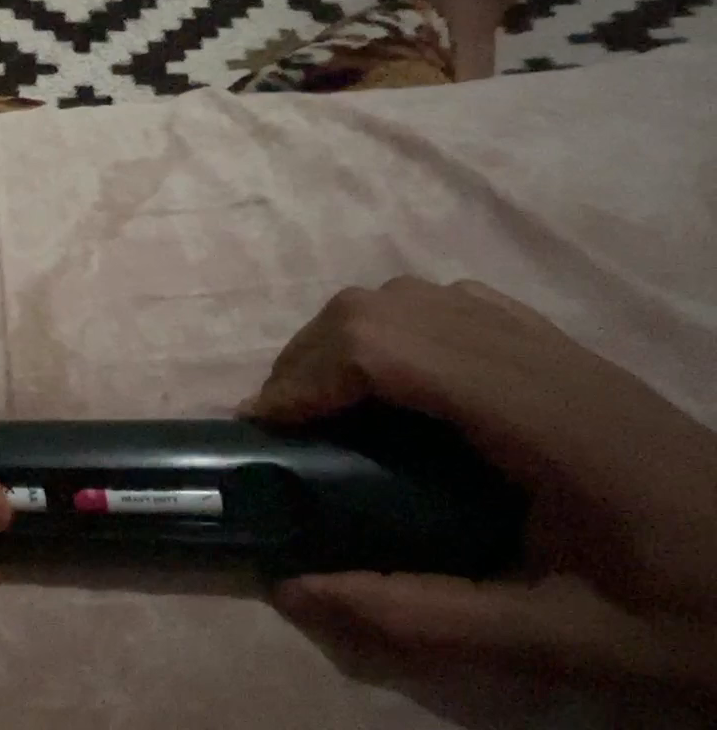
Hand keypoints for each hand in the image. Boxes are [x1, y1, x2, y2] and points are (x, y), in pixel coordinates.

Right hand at [244, 278, 716, 698]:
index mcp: (544, 421)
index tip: (267, 429)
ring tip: (329, 403)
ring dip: (343, 338)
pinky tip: (396, 384)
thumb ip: (422, 620)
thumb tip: (289, 591)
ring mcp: (554, 347)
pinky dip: (391, 327)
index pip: (386, 349)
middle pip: (380, 308)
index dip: (306, 377)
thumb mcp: (568, 646)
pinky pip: (444, 303)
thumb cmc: (697, 620)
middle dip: (308, 357)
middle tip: (287, 423)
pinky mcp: (561, 350)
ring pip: (405, 295)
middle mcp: (541, 362)